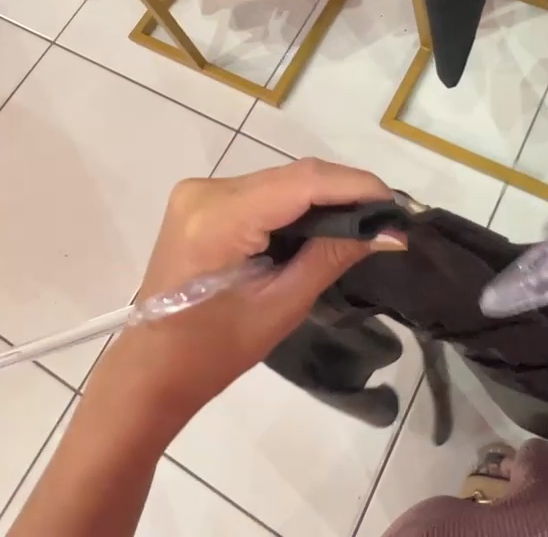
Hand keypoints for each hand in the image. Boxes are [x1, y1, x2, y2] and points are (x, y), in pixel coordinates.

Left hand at [96, 159, 398, 417]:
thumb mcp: (281, 306)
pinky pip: (262, 191)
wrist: (149, 370)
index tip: (397, 206)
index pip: (302, 182)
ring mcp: (199, 191)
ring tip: (363, 223)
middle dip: (344, 193)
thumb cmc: (212, 352)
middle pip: (292, 177)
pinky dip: (296, 205)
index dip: (355, 186)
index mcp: (218, 217)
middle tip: (387, 220)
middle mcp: (206, 190)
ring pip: (280, 181)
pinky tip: (321, 225)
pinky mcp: (201, 200)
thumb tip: (390, 232)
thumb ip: (333, 256)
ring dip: (322, 198)